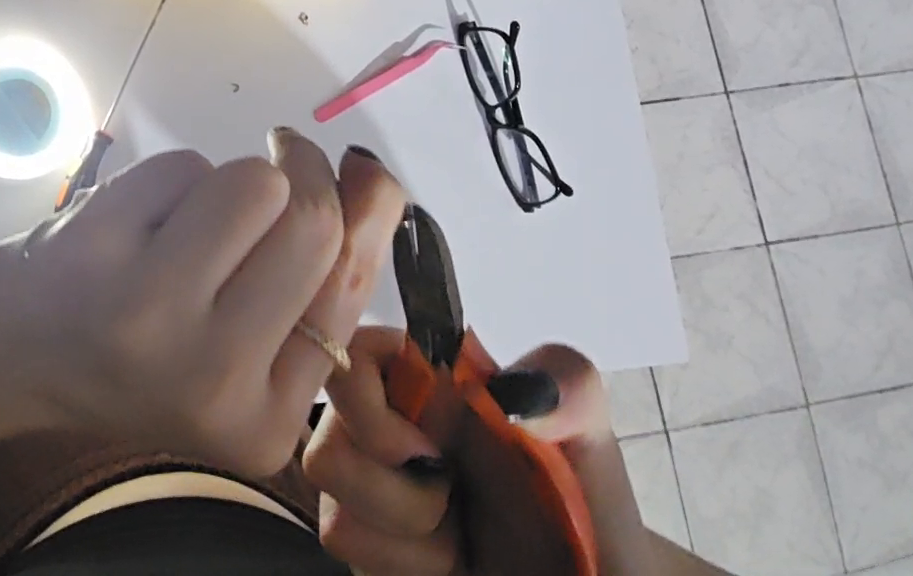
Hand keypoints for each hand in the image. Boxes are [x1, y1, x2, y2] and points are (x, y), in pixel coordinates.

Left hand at [0, 130, 405, 477]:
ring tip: (188, 216)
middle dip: (303, 168)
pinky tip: (134, 221)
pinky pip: (184, 166)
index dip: (362, 212)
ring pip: (252, 181)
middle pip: (312, 219)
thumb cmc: (135, 352)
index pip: (350, 284)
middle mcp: (215, 375)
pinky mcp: (98, 247)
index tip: (352, 174)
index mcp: (262, 421)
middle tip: (282, 154)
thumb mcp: (239, 350)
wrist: (9, 352)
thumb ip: (311, 282)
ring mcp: (151, 310)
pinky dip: (173, 177)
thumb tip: (377, 178)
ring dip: (230, 176)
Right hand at [305, 334, 656, 575]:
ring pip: (335, 514)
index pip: (345, 357)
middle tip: (452, 496)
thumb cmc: (584, 506)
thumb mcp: (588, 440)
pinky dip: (406, 569)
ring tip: (458, 537)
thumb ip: (568, 388)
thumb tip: (516, 389)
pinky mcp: (365, 543)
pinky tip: (447, 563)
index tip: (431, 448)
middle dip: (395, 492)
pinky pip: (354, 558)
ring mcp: (363, 488)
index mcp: (418, 380)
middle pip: (323, 447)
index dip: (365, 402)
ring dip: (408, 538)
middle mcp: (376, 424)